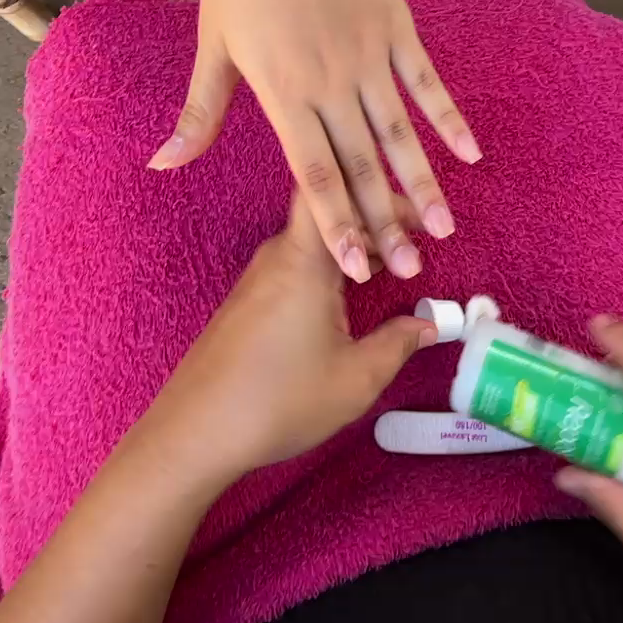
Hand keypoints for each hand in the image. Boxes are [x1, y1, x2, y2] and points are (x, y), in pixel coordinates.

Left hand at [136, 199, 436, 480]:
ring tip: (395, 266)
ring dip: (356, 244)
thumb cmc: (279, 399)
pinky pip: (298, 260)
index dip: (375, 190)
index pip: (331, 190)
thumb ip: (398, 344)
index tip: (416, 215)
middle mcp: (280, 254)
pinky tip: (353, 290)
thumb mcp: (355, 379)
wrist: (194, 432)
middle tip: (419, 242)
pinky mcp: (249, 297)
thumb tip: (428, 324)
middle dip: (377, 220)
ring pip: (315, 238)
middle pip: (330, 214)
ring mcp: (260, 274)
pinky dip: (332, 263)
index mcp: (305, 259)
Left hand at [147, 0, 479, 282]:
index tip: (357, 266)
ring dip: (424, 183)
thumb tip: (162, 165)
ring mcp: (369, 56)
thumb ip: (199, 111)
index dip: (336, 223)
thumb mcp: (212, 44)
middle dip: (386, 221)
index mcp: (283, 92)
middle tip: (411, 269)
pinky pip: (428, 82)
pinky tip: (470, 154)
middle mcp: (331, 83)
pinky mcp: (398, 28)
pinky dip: (450, 119)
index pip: (314, 174)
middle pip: (363, 165)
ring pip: (401, 133)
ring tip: (447, 226)